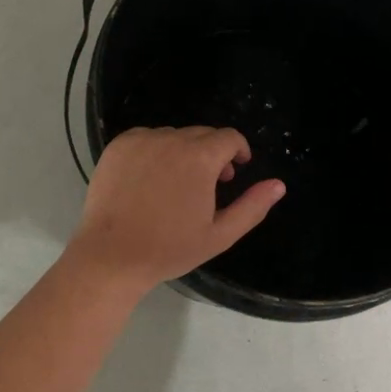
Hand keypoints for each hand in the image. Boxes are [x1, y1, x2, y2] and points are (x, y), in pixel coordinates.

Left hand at [67, 127, 286, 290]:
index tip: (236, 170)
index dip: (238, 151)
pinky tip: (149, 180)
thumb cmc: (169, 248)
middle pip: (202, 135)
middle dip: (211, 154)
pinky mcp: (118, 146)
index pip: (229, 137)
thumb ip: (252, 206)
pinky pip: (146, 139)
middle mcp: (172, 139)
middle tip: (208, 185)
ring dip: (183, 152)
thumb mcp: (220, 234)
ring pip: (174, 136)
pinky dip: (154, 151)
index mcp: (200, 157)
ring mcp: (142, 140)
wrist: (111, 257)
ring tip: (176, 186)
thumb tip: (279, 185)